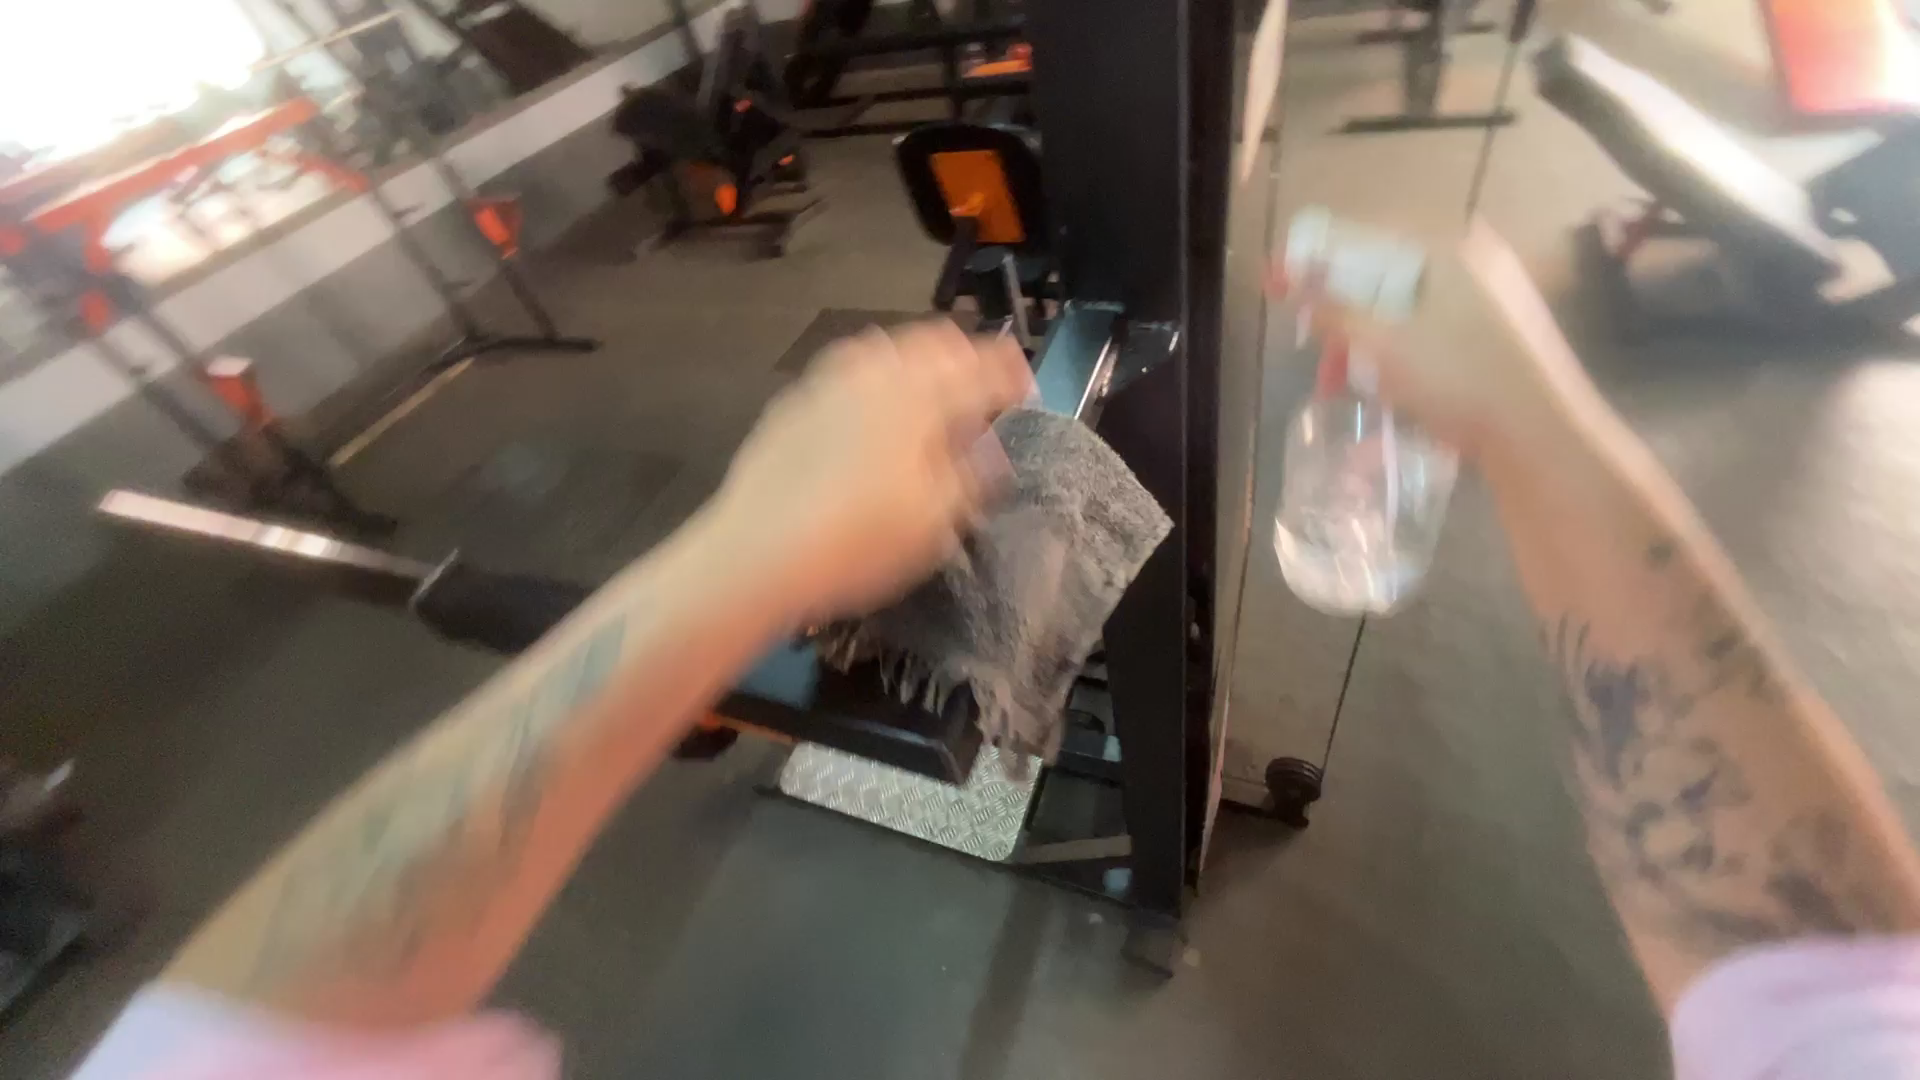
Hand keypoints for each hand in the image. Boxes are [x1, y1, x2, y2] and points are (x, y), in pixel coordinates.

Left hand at [708, 320, 1031, 622]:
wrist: (757, 554)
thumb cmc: (859, 542)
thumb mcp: (937, 521)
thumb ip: (975, 474)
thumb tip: (995, 448)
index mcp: (922, 396)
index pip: (986, 365)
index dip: (1014, 376)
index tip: (1025, 398)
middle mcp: (878, 372)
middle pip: (937, 340)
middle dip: (968, 361)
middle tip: (979, 400)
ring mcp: (830, 380)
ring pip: (890, 347)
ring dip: (921, 364)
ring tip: (929, 403)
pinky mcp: (796, 400)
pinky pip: (849, 370)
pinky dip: (877, 379)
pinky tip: (870, 416)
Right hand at [1277, 219, 1597, 458]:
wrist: (1539, 431)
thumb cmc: (1457, 376)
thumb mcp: (1380, 342)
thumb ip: (1329, 306)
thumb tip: (1283, 274)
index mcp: (1447, 245)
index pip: (1362, 236)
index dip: (1312, 260)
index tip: (1277, 286)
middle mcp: (1471, 258)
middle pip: (1380, 274)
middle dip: (1337, 316)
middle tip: (1314, 354)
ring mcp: (1488, 293)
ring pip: (1401, 306)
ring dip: (1361, 342)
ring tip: (1341, 386)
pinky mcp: (1495, 328)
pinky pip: (1427, 326)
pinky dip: (1395, 350)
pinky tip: (1383, 386)